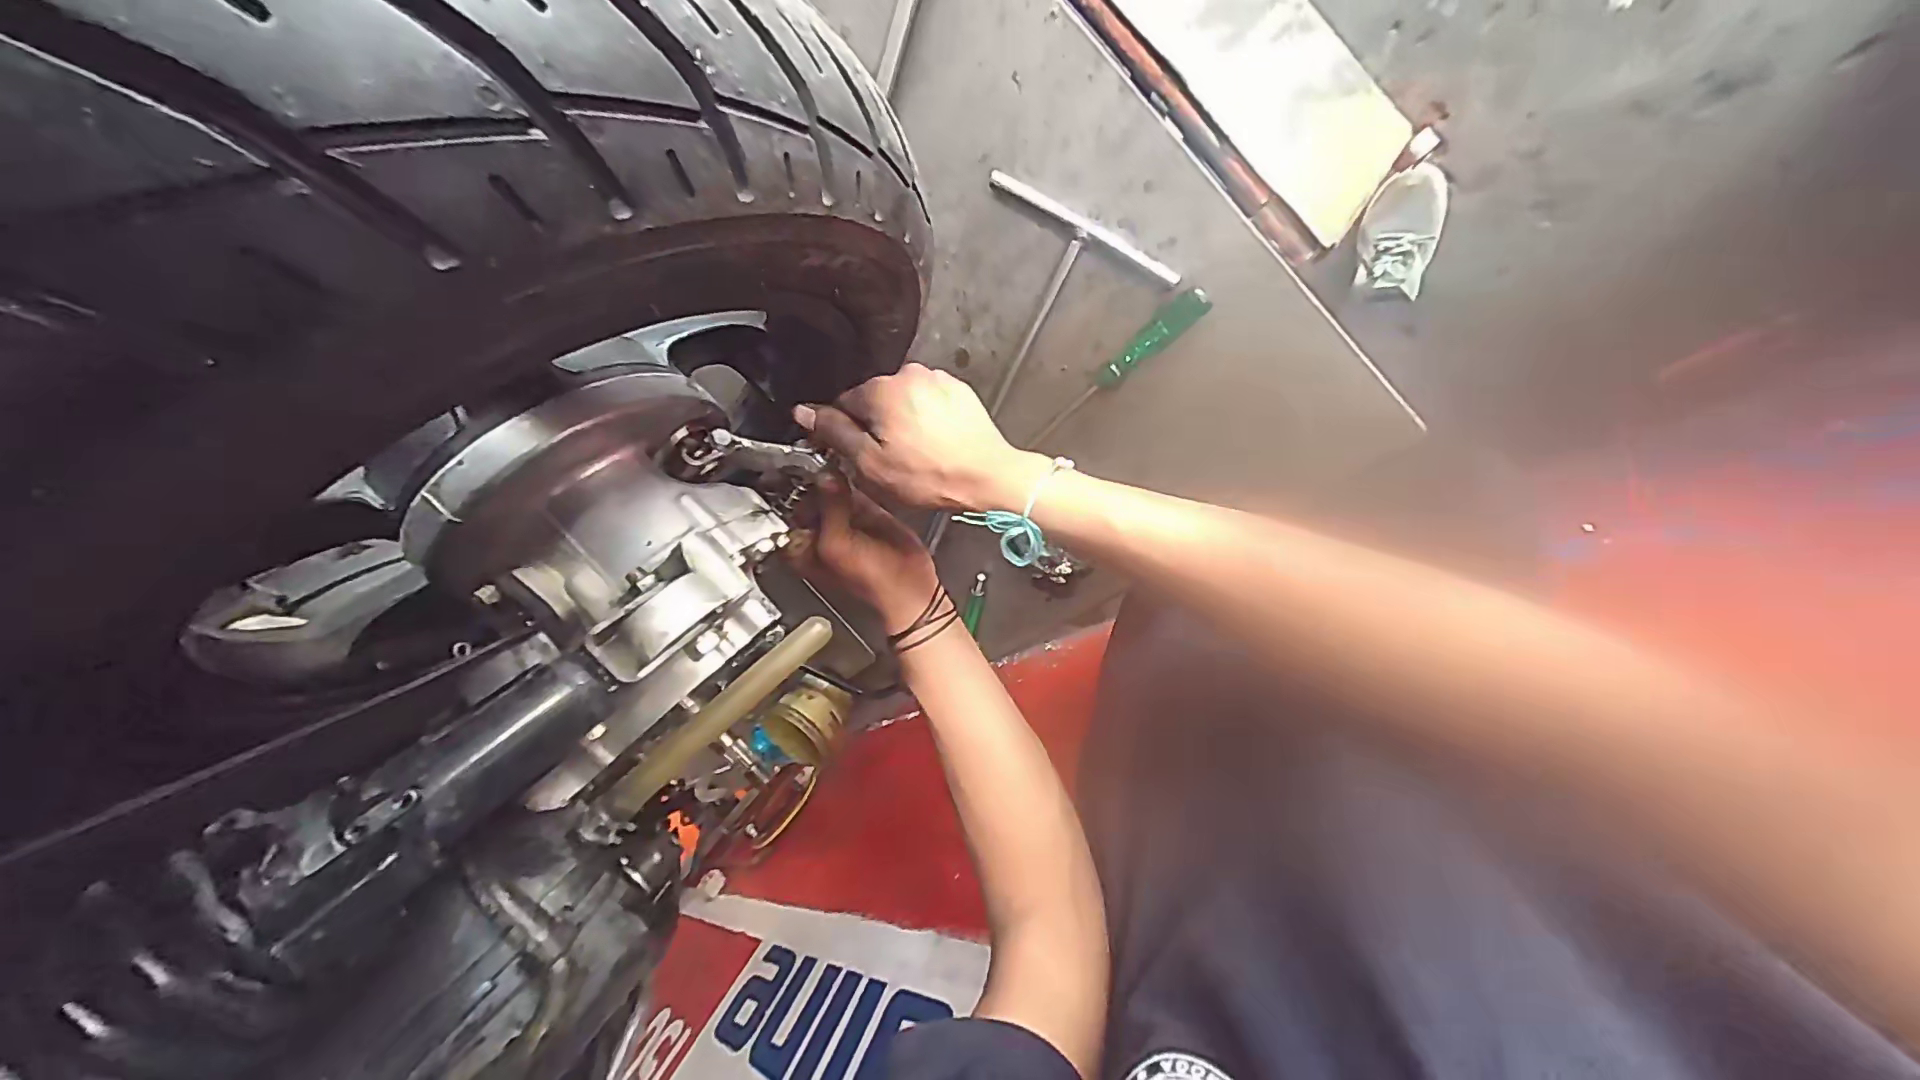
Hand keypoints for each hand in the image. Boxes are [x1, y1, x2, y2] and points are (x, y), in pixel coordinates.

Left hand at [786, 472, 942, 633]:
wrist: (909, 587)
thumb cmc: (869, 582)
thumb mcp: (837, 545)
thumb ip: (829, 509)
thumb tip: (824, 477)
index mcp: (802, 546)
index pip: (788, 509)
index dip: (794, 492)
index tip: (801, 474)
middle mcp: (820, 532)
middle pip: (811, 495)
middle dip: (818, 483)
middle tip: (825, 470)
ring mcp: (844, 522)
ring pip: (834, 490)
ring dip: (838, 479)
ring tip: (841, 471)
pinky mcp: (868, 513)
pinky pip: (858, 489)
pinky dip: (857, 481)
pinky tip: (858, 477)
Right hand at [795, 363, 1049, 512]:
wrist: (988, 476)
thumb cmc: (935, 476)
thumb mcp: (871, 464)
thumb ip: (835, 433)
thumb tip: (806, 413)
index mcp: (881, 390)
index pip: (843, 404)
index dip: (843, 432)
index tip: (853, 451)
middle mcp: (909, 376)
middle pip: (874, 401)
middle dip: (875, 427)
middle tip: (889, 460)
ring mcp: (937, 381)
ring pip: (902, 402)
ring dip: (902, 424)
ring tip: (917, 456)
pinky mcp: (957, 392)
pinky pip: (928, 404)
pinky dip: (926, 422)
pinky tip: (934, 446)